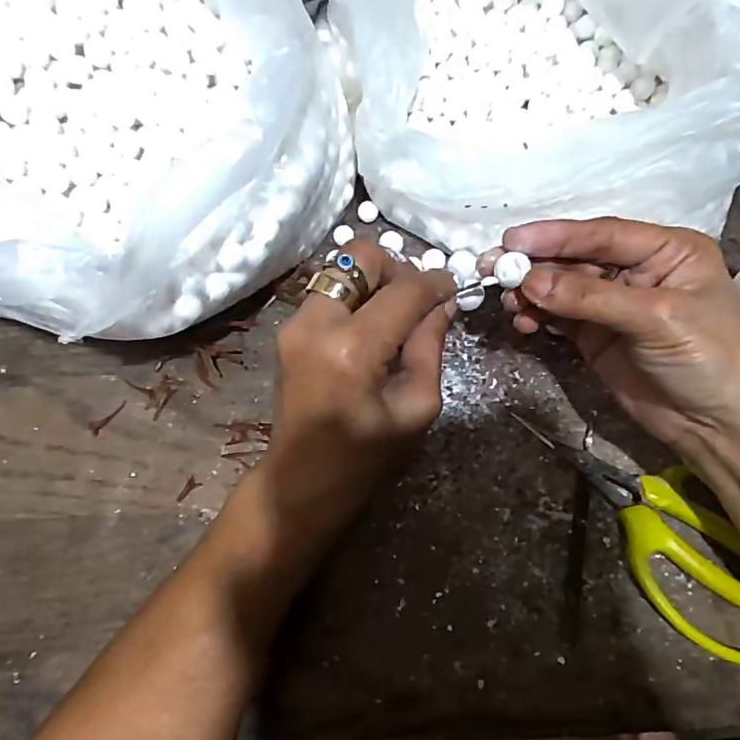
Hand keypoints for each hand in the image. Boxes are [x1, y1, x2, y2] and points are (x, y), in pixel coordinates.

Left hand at [256, 238, 455, 524]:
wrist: (300, 480)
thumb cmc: (365, 457)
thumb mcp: (415, 408)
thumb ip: (429, 348)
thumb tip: (443, 304)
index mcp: (352, 350)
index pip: (404, 292)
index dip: (435, 283)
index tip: (453, 288)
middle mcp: (316, 324)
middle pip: (361, 258)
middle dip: (397, 270)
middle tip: (416, 302)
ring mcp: (294, 324)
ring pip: (341, 270)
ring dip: (374, 283)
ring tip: (393, 318)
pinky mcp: (286, 330)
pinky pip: (327, 292)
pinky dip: (354, 298)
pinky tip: (369, 330)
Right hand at [498, 218, 739, 451]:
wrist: (720, 427)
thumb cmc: (710, 360)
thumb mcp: (657, 319)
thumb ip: (592, 298)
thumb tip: (530, 281)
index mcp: (666, 251)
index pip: (603, 235)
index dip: (556, 236)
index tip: (513, 241)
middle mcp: (638, 272)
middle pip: (576, 259)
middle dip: (536, 265)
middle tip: (493, 269)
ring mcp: (613, 306)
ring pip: (562, 288)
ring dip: (532, 293)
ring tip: (508, 302)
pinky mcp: (596, 337)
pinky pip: (559, 318)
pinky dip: (538, 317)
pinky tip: (523, 322)